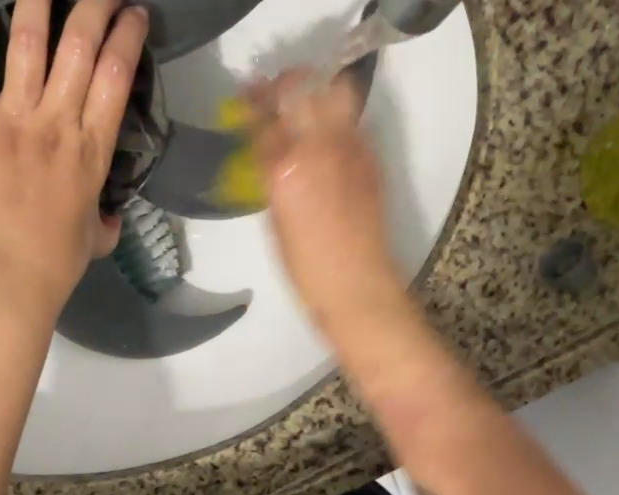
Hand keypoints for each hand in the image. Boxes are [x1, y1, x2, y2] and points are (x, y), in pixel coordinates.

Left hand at [0, 0, 147, 316]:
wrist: (10, 277)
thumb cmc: (57, 265)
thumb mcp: (95, 242)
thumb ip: (105, 222)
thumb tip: (110, 217)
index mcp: (93, 151)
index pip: (118, 76)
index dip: (128, 36)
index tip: (134, 14)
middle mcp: (60, 123)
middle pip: (81, 45)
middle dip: (94, 4)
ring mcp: (18, 121)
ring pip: (29, 42)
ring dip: (37, 0)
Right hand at [250, 75, 409, 326]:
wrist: (358, 285)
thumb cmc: (307, 268)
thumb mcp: (275, 223)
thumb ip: (272, 179)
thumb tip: (269, 156)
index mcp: (285, 168)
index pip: (264, 117)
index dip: (252, 104)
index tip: (246, 100)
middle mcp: (319, 147)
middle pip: (301, 88)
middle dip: (285, 85)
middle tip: (276, 95)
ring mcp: (350, 148)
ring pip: (334, 93)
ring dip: (317, 94)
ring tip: (306, 110)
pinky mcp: (371, 158)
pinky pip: (352, 123)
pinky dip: (337, 123)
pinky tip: (327, 144)